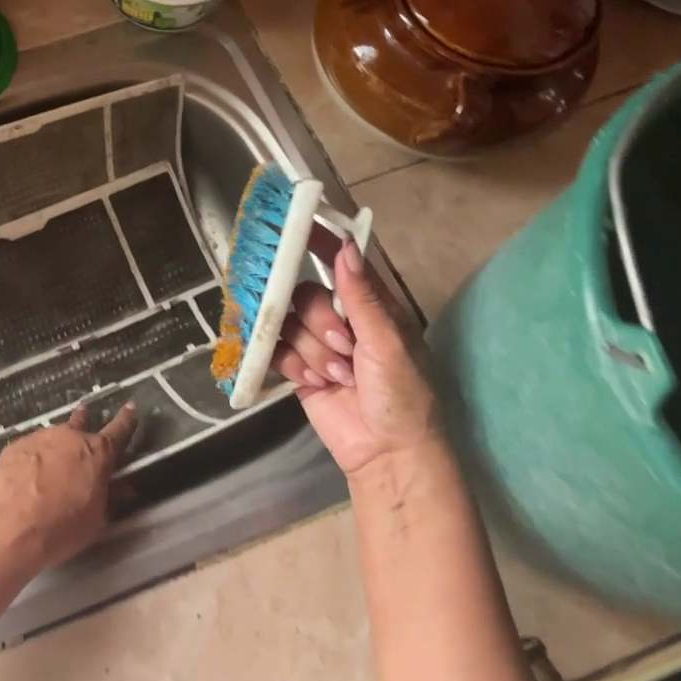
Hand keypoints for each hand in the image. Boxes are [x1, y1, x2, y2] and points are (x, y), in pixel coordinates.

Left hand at [0, 402, 138, 569]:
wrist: (9, 525)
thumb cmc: (62, 527)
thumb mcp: (96, 520)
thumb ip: (110, 499)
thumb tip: (126, 488)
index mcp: (96, 453)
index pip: (118, 431)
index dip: (126, 419)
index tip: (130, 406)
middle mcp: (69, 437)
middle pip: (80, 422)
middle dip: (84, 418)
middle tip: (85, 413)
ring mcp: (38, 439)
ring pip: (52, 436)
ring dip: (55, 443)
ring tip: (51, 458)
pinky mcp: (13, 448)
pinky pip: (30, 449)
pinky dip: (33, 457)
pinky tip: (26, 473)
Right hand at [271, 229, 437, 477]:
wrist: (386, 454)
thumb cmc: (402, 396)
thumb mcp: (388, 344)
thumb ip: (362, 298)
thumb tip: (344, 248)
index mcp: (370, 308)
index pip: (341, 264)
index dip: (320, 244)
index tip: (295, 225)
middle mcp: (341, 320)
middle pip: (304, 295)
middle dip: (319, 323)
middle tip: (343, 349)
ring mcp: (316, 345)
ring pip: (288, 324)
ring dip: (310, 351)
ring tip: (335, 376)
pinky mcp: (297, 369)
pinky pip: (277, 351)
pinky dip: (293, 366)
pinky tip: (314, 383)